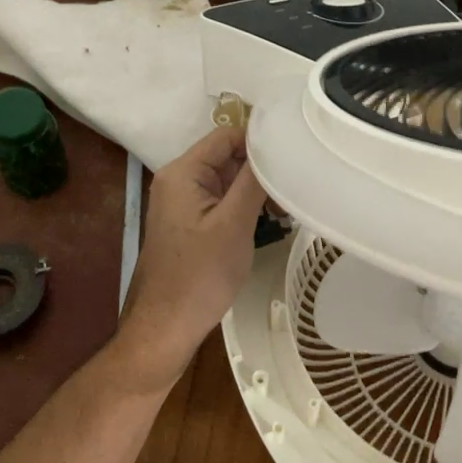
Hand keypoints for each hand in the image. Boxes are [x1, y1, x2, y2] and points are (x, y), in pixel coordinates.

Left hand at [111, 126, 269, 391]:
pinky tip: (269, 222)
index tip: (294, 157)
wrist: (166, 327)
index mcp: (183, 172)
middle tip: (295, 190)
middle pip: (228, 157)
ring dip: (256, 191)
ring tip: (286, 209)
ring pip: (228, 181)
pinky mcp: (189, 224)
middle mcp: (178, 180)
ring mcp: (182, 203)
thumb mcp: (234, 224)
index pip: (227, 136)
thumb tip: (274, 146)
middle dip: (261, 170)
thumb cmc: (200, 275)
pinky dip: (244, 207)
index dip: (261, 142)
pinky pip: (221, 202)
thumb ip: (253, 180)